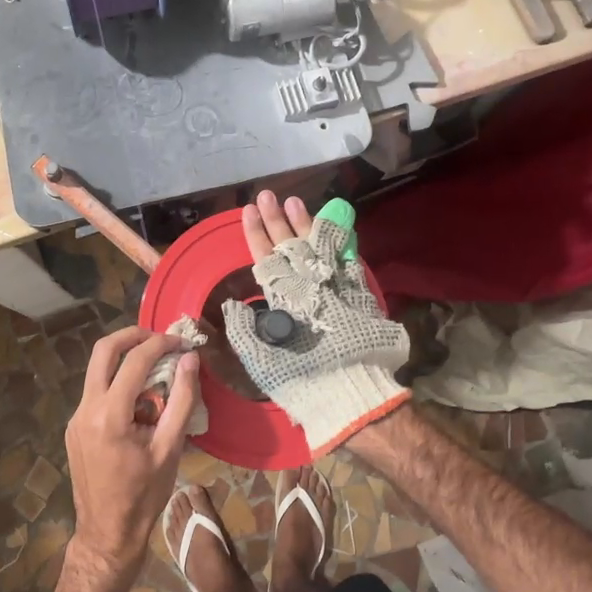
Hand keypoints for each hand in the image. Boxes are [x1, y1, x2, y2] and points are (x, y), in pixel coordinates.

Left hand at [64, 327, 198, 576]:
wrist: (107, 534)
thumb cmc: (144, 495)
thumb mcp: (170, 448)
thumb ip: (182, 400)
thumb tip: (190, 360)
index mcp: (110, 415)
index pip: (134, 360)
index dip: (161, 344)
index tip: (182, 342)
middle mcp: (86, 409)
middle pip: (103, 350)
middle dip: (133, 336)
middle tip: (161, 339)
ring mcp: (76, 417)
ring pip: (96, 369)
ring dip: (124, 359)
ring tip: (155, 369)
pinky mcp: (74, 427)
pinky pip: (95, 391)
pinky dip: (117, 383)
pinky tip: (140, 401)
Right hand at [225, 191, 409, 456]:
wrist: (351, 395)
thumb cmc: (302, 381)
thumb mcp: (261, 361)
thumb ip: (244, 329)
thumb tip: (232, 306)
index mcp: (283, 300)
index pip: (265, 257)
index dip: (255, 233)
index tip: (248, 210)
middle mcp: (308, 287)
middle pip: (289, 245)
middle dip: (275, 220)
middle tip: (267, 196)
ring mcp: (335, 288)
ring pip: (317, 247)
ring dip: (304, 224)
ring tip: (294, 202)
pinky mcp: (358, 296)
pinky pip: (345, 261)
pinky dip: (338, 242)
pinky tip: (333, 227)